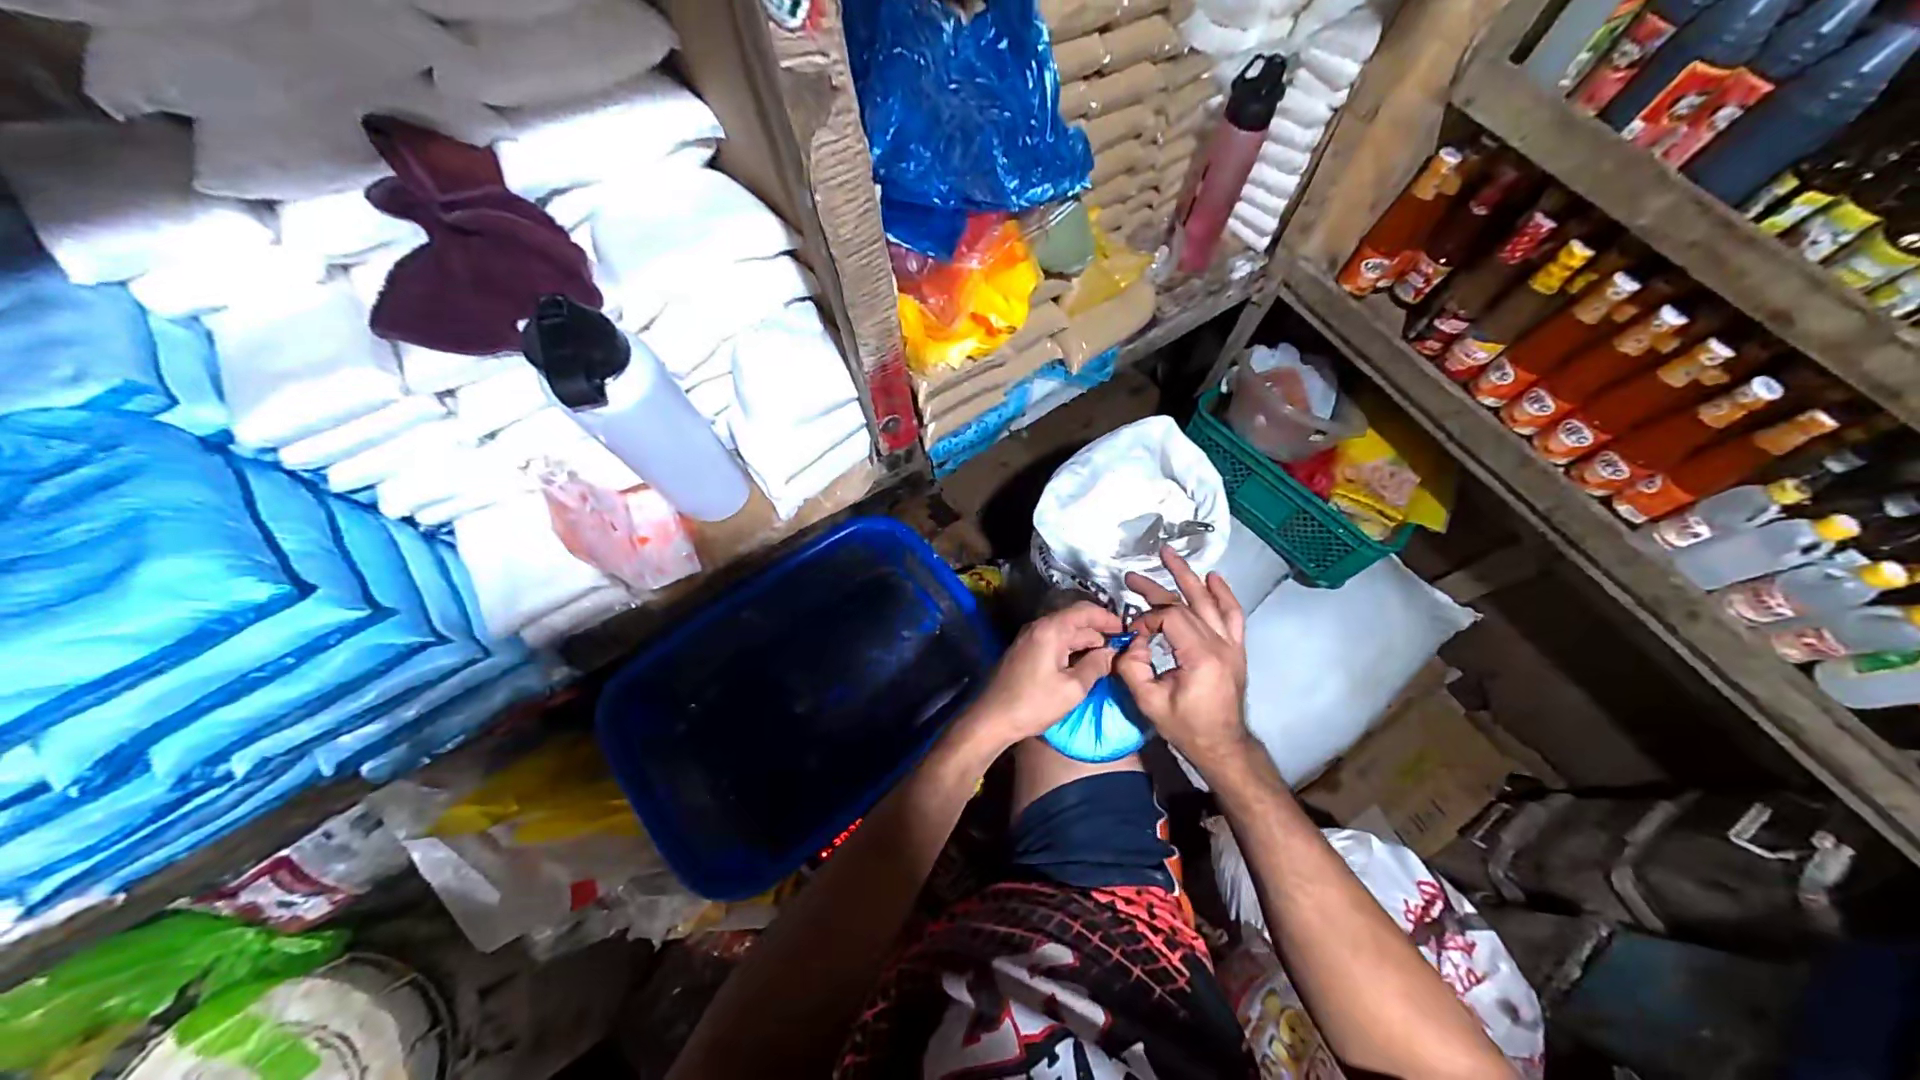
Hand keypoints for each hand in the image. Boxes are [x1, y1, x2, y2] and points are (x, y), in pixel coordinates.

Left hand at [962, 601, 1122, 752]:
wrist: (991, 718)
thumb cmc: (1033, 704)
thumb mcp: (1073, 689)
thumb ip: (1095, 666)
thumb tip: (1111, 652)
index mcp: (1051, 630)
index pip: (1085, 611)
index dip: (1108, 618)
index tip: (1126, 630)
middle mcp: (1038, 627)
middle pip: (1075, 619)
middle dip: (1098, 630)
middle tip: (1120, 647)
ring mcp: (1029, 638)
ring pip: (1064, 631)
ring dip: (1085, 640)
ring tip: (1106, 656)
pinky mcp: (1024, 650)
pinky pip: (1053, 640)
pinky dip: (1070, 647)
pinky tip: (1082, 662)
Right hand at [1114, 546, 1251, 773]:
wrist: (1223, 746)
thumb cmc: (1186, 728)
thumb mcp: (1149, 702)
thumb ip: (1132, 667)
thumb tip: (1131, 641)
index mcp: (1201, 656)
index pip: (1169, 618)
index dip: (1145, 620)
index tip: (1132, 635)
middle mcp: (1220, 644)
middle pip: (1187, 603)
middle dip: (1157, 588)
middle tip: (1133, 576)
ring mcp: (1232, 645)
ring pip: (1210, 601)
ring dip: (1189, 578)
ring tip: (1171, 556)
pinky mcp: (1236, 649)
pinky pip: (1233, 614)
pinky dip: (1224, 594)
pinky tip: (1214, 578)